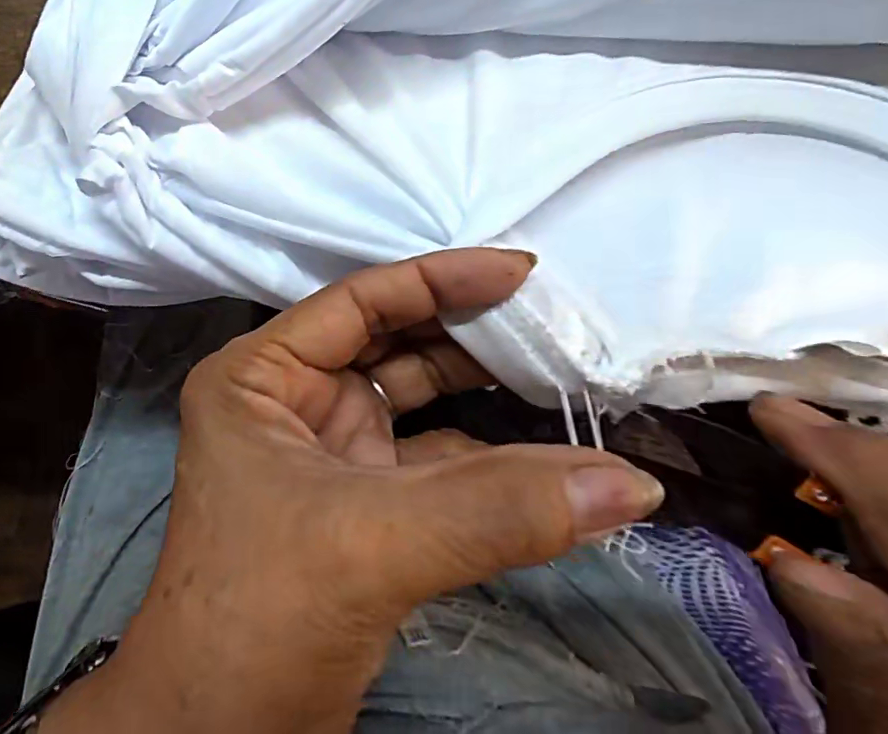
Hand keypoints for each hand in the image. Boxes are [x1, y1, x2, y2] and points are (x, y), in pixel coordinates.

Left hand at [44, 249, 664, 733]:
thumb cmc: (258, 616)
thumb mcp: (373, 543)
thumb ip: (500, 509)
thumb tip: (628, 484)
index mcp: (260, 375)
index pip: (361, 301)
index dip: (441, 279)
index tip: (521, 271)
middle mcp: (293, 400)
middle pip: (394, 342)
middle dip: (470, 331)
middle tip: (551, 319)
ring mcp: (331, 451)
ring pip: (420, 399)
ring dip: (486, 390)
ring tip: (562, 370)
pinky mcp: (364, 503)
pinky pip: (438, 461)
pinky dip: (493, 460)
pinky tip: (552, 458)